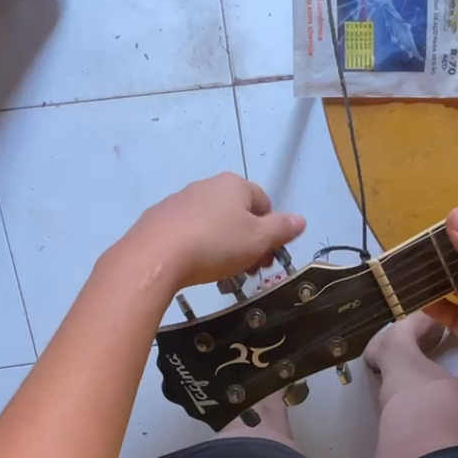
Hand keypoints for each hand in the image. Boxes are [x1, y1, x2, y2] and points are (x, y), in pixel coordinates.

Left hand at [114, 173, 306, 288]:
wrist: (156, 256)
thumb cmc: (216, 244)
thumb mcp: (258, 240)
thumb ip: (282, 229)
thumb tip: (301, 220)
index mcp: (234, 185)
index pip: (264, 203)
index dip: (271, 231)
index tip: (267, 257)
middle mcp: (207, 185)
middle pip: (238, 214)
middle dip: (248, 242)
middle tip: (249, 269)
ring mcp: (180, 200)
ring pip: (213, 224)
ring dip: (224, 246)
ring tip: (222, 272)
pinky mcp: (159, 219)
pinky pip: (188, 232)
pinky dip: (197, 247)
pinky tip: (195, 267)